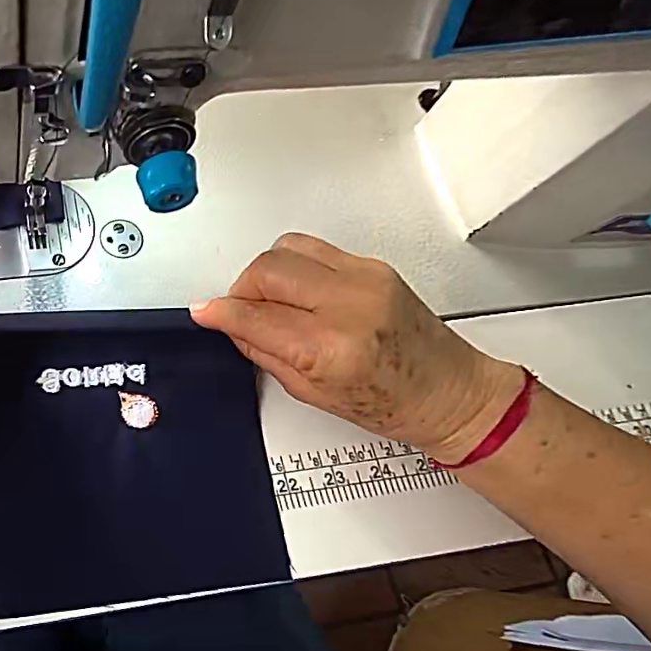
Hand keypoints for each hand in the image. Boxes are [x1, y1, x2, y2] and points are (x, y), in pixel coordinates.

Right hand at [189, 233, 524, 462]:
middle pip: (265, 270)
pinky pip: (313, 249)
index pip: (253, 315)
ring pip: (285, 249)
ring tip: (271, 300)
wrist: (447, 391)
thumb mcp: (306, 390)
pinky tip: (296, 290)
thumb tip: (231, 323)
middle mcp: (349, 305)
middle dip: (241, 289)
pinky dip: (292, 266)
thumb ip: (262, 350)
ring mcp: (365, 279)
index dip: (218, 311)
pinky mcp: (373, 265)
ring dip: (265, 273)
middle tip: (240, 311)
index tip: (202, 312)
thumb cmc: (389, 401)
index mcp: (329, 349)